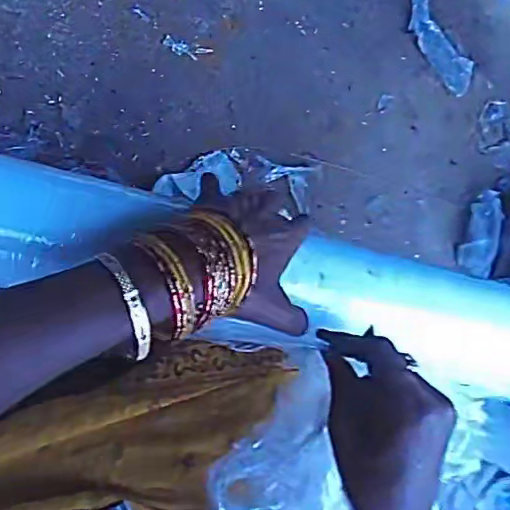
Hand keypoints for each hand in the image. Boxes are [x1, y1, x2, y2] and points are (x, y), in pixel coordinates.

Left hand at [196, 175, 309, 334]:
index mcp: (284, 237)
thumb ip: (290, 319)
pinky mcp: (211, 201)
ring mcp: (237, 204)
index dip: (301, 226)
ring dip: (249, 196)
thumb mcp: (270, 309)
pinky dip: (210, 185)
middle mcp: (264, 215)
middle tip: (272, 211)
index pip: (302, 225)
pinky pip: (212, 186)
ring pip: (249, 192)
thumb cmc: (243, 287)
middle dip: (275, 204)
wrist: (204, 267)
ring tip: (248, 198)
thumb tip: (305, 328)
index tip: (301, 228)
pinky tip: (208, 181)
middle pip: (276, 200)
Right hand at [321, 330, 454, 509]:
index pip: (381, 351)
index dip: (350, 341)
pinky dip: (393, 388)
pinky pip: (415, 390)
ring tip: (352, 378)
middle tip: (335, 356)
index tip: (326, 339)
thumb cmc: (365, 476)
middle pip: (395, 361)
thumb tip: (331, 353)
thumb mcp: (343, 425)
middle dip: (364, 356)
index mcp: (409, 398)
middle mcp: (434, 396)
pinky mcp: (445, 418)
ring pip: (404, 374)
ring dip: (379, 372)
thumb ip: (341, 382)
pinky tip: (375, 399)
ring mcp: (443, 407)